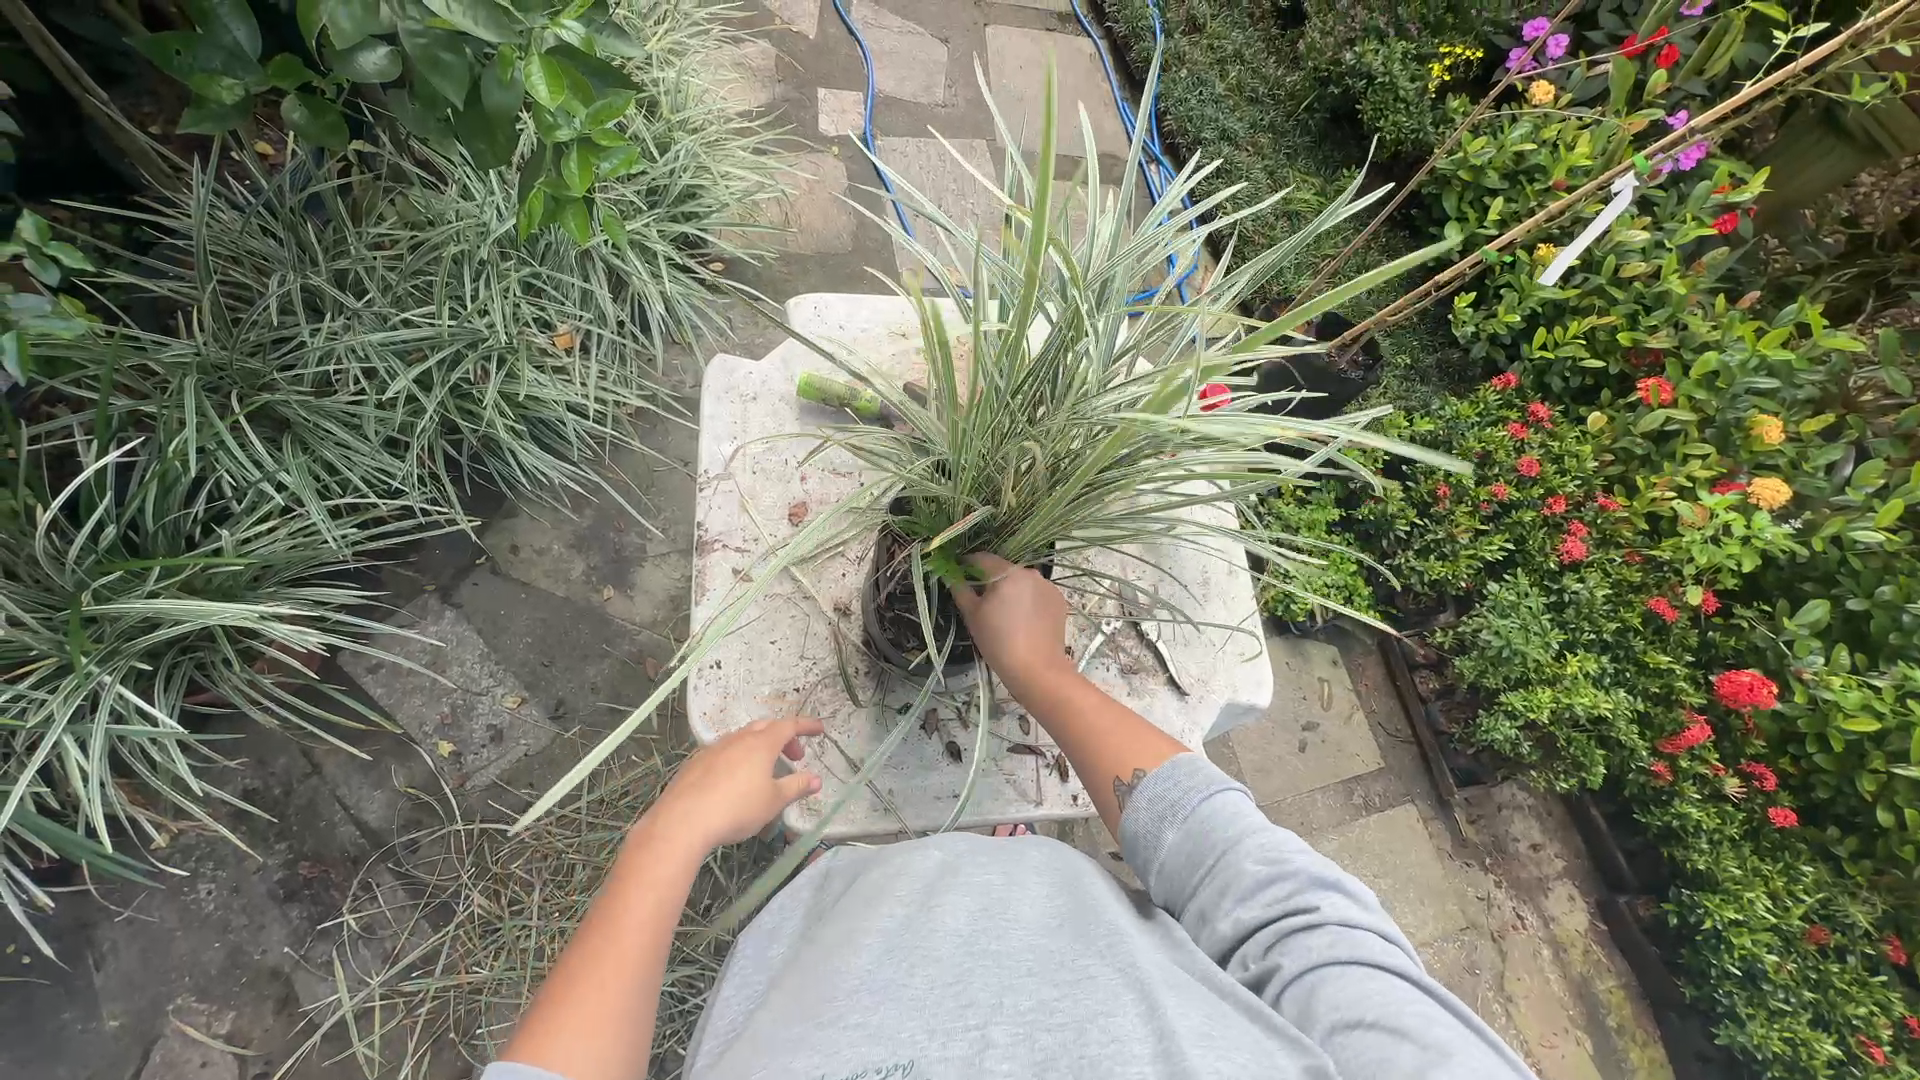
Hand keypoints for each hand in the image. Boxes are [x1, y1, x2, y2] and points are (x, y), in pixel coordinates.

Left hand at [643, 717, 823, 853]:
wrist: (682, 821)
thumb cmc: (736, 808)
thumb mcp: (773, 801)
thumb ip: (796, 787)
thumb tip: (816, 780)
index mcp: (761, 744)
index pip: (789, 725)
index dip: (806, 726)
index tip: (820, 729)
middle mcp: (737, 739)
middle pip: (765, 727)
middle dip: (783, 738)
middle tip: (794, 757)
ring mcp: (714, 749)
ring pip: (742, 738)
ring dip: (759, 748)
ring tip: (765, 771)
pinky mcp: (696, 763)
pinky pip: (724, 752)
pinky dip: (738, 758)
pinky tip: (735, 781)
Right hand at [948, 552, 1073, 694]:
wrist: (1037, 669)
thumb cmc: (998, 642)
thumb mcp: (972, 615)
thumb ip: (960, 589)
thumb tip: (952, 575)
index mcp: (1007, 573)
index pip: (982, 558)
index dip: (967, 563)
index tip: (959, 573)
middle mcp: (1030, 572)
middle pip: (1003, 569)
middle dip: (990, 580)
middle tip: (981, 601)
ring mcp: (1047, 585)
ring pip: (1021, 581)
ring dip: (1011, 589)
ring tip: (1005, 614)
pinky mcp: (1058, 600)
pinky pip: (1037, 593)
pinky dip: (1027, 600)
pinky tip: (1023, 620)